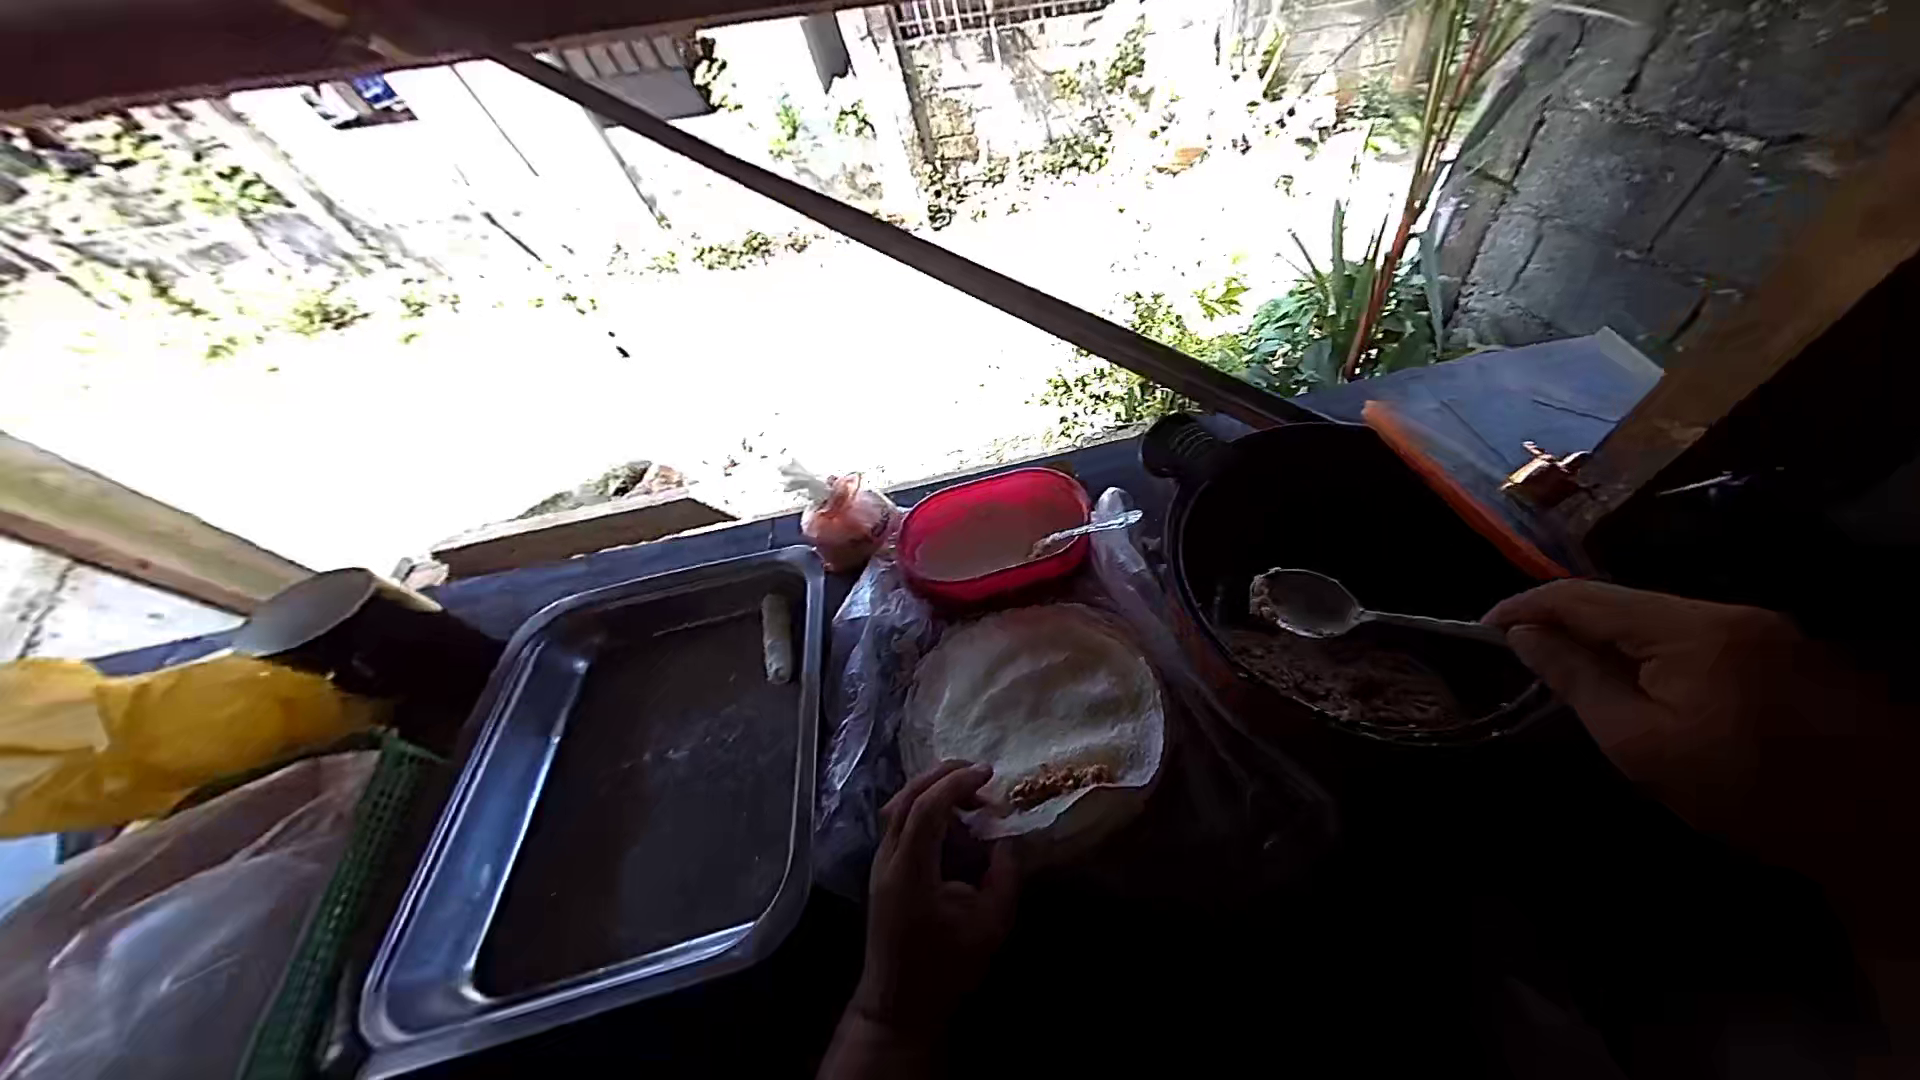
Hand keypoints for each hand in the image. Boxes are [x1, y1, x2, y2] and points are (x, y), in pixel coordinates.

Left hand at [820, 762, 1018, 1078]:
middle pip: (906, 796)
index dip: (957, 783)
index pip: (926, 807)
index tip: (987, 773)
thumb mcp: (989, 926)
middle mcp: (888, 858)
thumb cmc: (945, 969)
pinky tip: (952, 819)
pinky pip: (899, 820)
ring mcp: (880, 861)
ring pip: (898, 804)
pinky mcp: (883, 867)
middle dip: (942, 774)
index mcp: (910, 871)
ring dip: (932, 788)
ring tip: (969, 794)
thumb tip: (1006, 838)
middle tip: (978, 771)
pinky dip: (925, 806)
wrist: (898, 1006)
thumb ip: (1004, 876)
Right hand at [1483, 580, 1862, 848]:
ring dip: (1595, 632)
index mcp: (1693, 630)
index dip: (1523, 606)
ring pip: (1647, 615)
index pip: (1581, 596)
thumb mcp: (1635, 739)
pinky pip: (1681, 632)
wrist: (1889, 838)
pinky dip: (1635, 645)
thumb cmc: (1745, 790)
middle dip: (1556, 618)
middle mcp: (1729, 614)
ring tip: (1555, 658)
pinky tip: (1617, 670)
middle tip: (1514, 645)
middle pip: (1616, 599)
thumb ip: (1574, 676)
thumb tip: (1522, 634)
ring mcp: (1761, 629)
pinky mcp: (1778, 650)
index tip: (1483, 627)